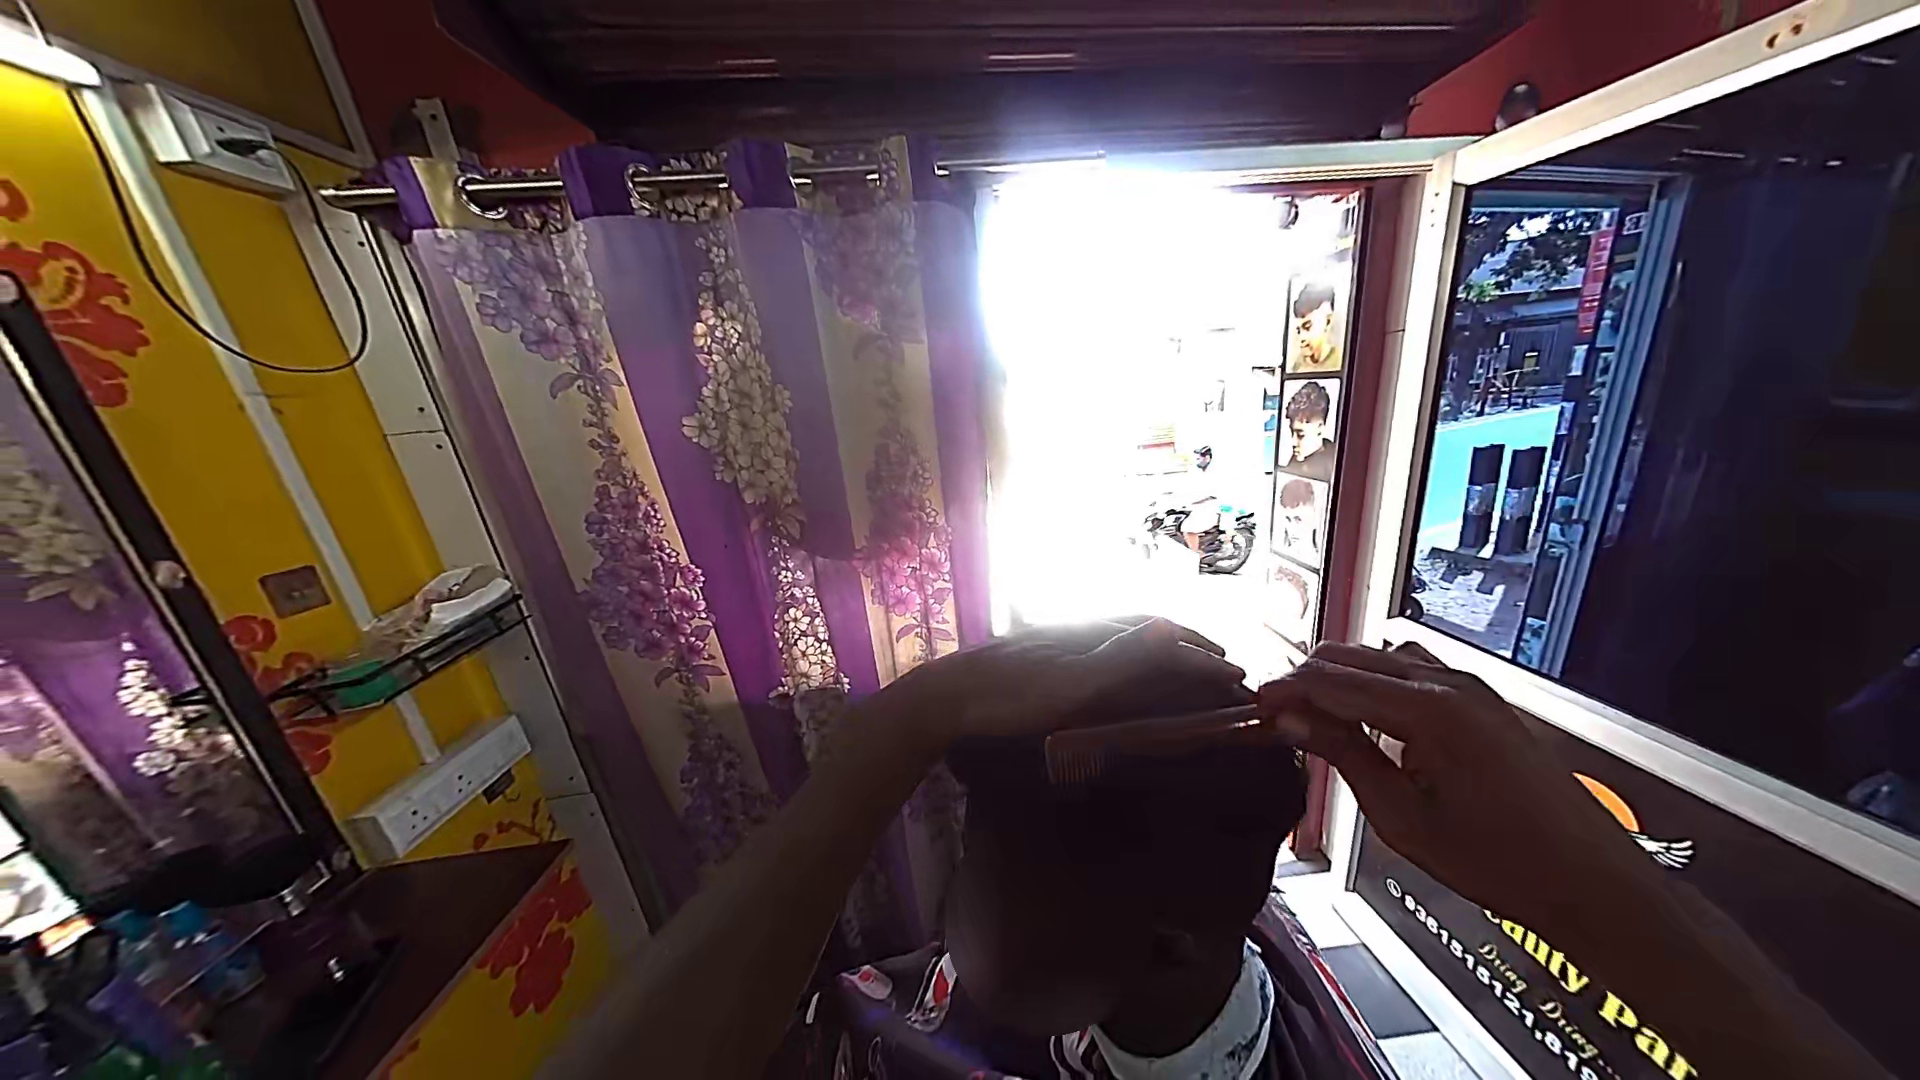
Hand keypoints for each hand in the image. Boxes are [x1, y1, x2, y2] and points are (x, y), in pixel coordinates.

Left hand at [878, 617, 1247, 757]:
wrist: (949, 696)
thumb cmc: (1011, 695)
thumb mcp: (1071, 681)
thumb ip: (1120, 657)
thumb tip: (1171, 628)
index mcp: (1093, 632)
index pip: (1159, 634)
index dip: (1197, 651)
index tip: (1233, 669)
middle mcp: (1080, 628)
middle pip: (1143, 629)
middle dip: (1183, 643)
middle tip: (1215, 660)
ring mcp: (1060, 640)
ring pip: (1120, 636)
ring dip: (1155, 646)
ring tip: (1177, 661)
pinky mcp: (1043, 655)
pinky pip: (1098, 648)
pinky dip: (1125, 654)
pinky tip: (1116, 668)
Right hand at [1259, 642, 1662, 928]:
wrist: (1592, 885)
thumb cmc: (1503, 860)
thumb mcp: (1399, 813)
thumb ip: (1340, 752)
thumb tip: (1292, 719)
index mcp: (1429, 711)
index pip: (1328, 681)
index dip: (1283, 690)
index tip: (1256, 705)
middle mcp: (1448, 684)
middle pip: (1346, 656)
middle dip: (1302, 679)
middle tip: (1277, 712)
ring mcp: (1467, 686)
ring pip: (1373, 654)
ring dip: (1334, 676)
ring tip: (1311, 713)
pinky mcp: (1477, 697)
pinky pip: (1406, 666)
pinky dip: (1369, 678)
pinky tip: (1360, 709)